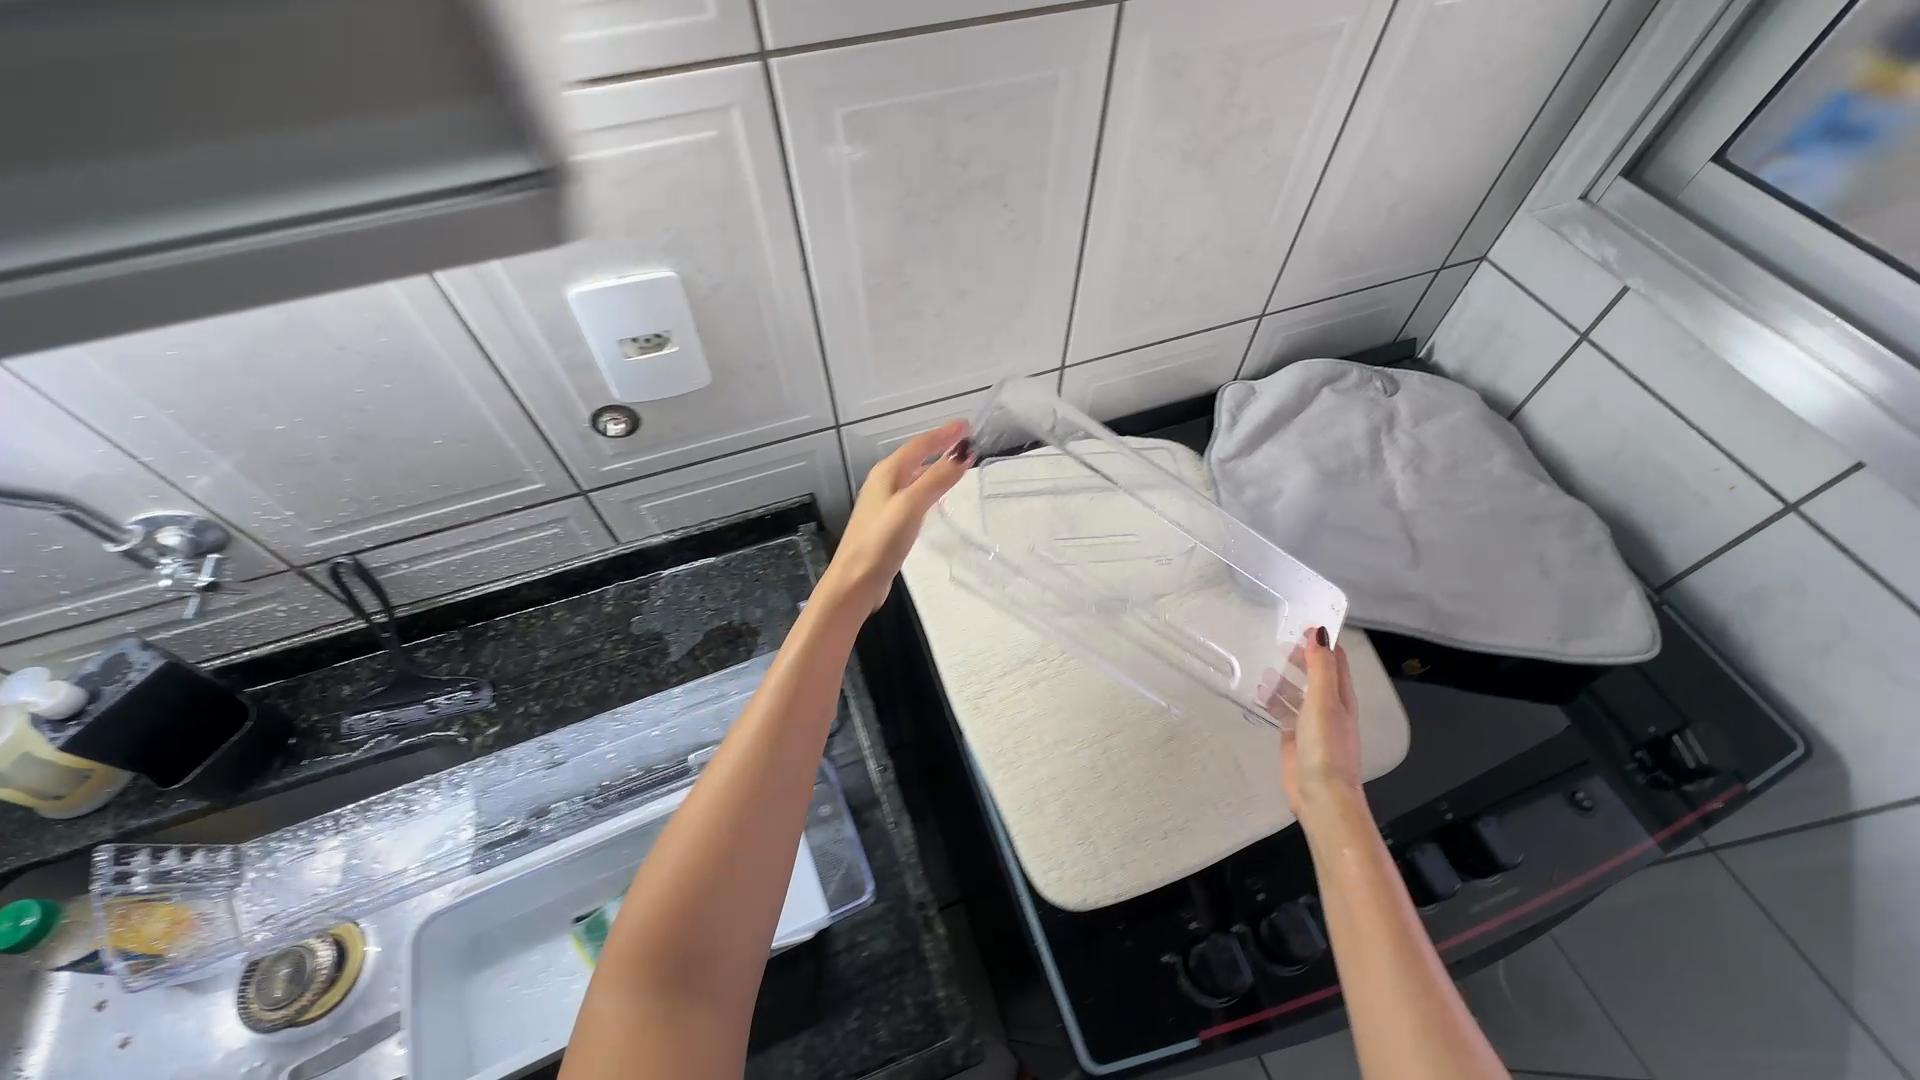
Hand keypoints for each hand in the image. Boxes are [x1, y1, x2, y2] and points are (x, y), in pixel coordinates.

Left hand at [819, 420, 972, 613]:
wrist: (855, 581)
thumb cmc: (881, 540)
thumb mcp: (912, 504)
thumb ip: (938, 478)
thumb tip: (965, 451)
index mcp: (887, 473)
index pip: (920, 444)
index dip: (944, 434)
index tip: (967, 426)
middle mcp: (883, 483)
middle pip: (915, 457)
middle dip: (939, 447)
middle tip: (965, 442)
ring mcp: (883, 504)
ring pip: (913, 476)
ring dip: (933, 467)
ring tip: (955, 464)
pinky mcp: (887, 524)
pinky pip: (912, 496)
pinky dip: (927, 488)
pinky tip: (935, 499)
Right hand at [1260, 627, 1363, 826]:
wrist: (1321, 795)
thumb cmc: (1326, 746)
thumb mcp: (1324, 702)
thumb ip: (1320, 668)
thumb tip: (1319, 632)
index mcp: (1342, 697)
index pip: (1335, 660)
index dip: (1322, 641)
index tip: (1300, 623)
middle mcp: (1329, 707)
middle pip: (1316, 674)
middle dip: (1301, 657)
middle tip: (1277, 642)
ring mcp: (1312, 723)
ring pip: (1298, 692)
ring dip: (1284, 678)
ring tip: (1264, 664)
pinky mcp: (1295, 738)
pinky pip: (1284, 711)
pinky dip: (1273, 699)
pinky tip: (1259, 693)